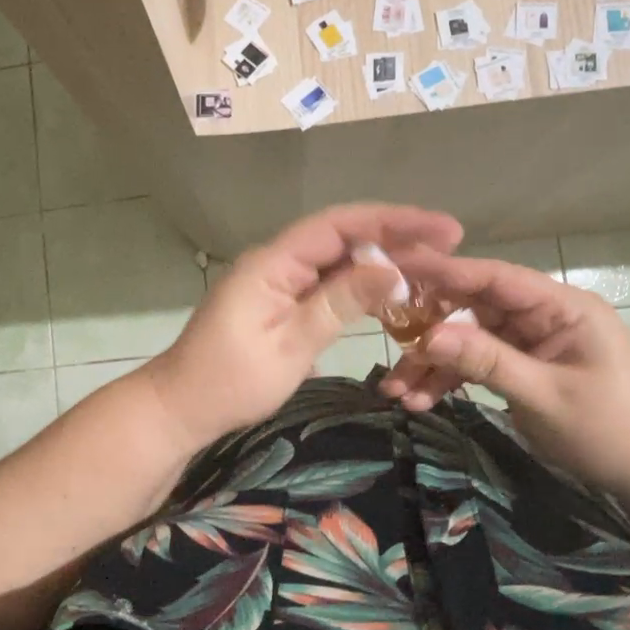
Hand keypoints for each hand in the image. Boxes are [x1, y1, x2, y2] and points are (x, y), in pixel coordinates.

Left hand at [142, 204, 462, 449]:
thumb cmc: (230, 381)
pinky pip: (322, 283)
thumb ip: (339, 304)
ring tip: (431, 268)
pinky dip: (356, 285)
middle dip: (394, 237)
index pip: (339, 226)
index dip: (393, 221)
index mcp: (272, 263)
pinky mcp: (275, 303)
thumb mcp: (291, 346)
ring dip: (379, 261)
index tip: (443, 228)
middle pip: (340, 237)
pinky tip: (387, 294)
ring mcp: (273, 282)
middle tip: (449, 248)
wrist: (179, 407)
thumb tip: (393, 269)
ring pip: (334, 261)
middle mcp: (273, 262)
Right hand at [379, 251, 629, 492]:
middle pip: (470, 308)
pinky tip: (419, 401)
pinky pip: (474, 365)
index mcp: (561, 307)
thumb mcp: (547, 397)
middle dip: (426, 330)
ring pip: (465, 340)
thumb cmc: (614, 431)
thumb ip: (487, 362)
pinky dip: (447, 381)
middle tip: (384, 343)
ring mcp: (530, 343)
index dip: (443, 273)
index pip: (493, 278)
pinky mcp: (522, 369)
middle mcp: (541, 316)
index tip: (394, 271)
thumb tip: (427, 335)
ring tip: (395, 392)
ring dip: (430, 364)